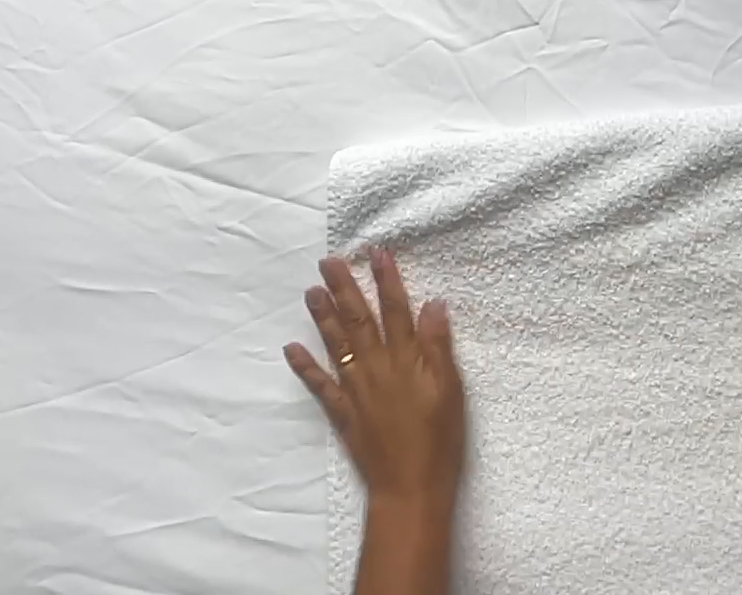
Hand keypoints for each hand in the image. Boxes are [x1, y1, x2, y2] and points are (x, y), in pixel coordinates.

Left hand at [285, 249, 465, 513]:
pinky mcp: (343, 412)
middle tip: (330, 261)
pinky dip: (304, 366)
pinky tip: (290, 348)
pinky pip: (320, 385)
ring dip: (324, 315)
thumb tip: (433, 303)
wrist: (410, 489)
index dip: (387, 279)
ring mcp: (356, 389)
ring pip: (337, 344)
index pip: (396, 309)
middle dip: (345, 287)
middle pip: (360, 319)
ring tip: (312, 289)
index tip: (378, 253)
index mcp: (406, 359)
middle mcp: (377, 367)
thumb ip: (438, 344)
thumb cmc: (440, 437)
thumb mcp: (451, 388)